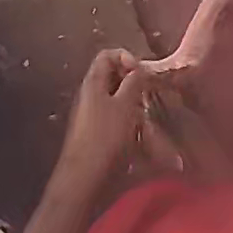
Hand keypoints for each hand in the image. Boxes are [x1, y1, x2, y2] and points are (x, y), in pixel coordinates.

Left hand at [53, 49, 149, 188]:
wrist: (84, 177)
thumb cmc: (106, 137)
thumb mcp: (125, 105)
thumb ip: (134, 82)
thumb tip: (139, 68)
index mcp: (93, 82)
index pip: (107, 55)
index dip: (126, 57)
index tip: (142, 72)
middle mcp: (90, 94)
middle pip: (113, 76)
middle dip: (134, 82)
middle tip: (148, 93)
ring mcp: (92, 114)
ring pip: (117, 98)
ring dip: (134, 104)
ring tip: (147, 117)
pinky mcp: (97, 132)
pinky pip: (116, 117)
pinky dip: (130, 121)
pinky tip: (140, 135)